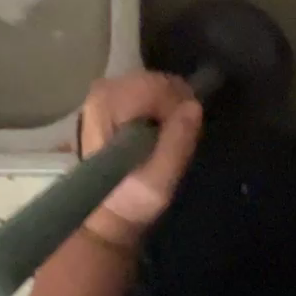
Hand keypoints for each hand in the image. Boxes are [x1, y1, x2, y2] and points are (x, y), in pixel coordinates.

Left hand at [77, 70, 202, 248]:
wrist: (103, 215)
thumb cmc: (130, 201)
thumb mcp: (160, 182)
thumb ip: (177, 143)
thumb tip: (193, 106)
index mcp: (109, 105)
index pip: (158, 86)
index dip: (180, 105)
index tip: (189, 129)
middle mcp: (102, 90)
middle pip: (155, 80)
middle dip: (175, 103)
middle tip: (184, 133)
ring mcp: (103, 92)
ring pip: (152, 83)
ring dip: (168, 105)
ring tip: (172, 135)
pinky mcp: (107, 99)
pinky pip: (144, 89)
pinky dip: (158, 105)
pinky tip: (159, 130)